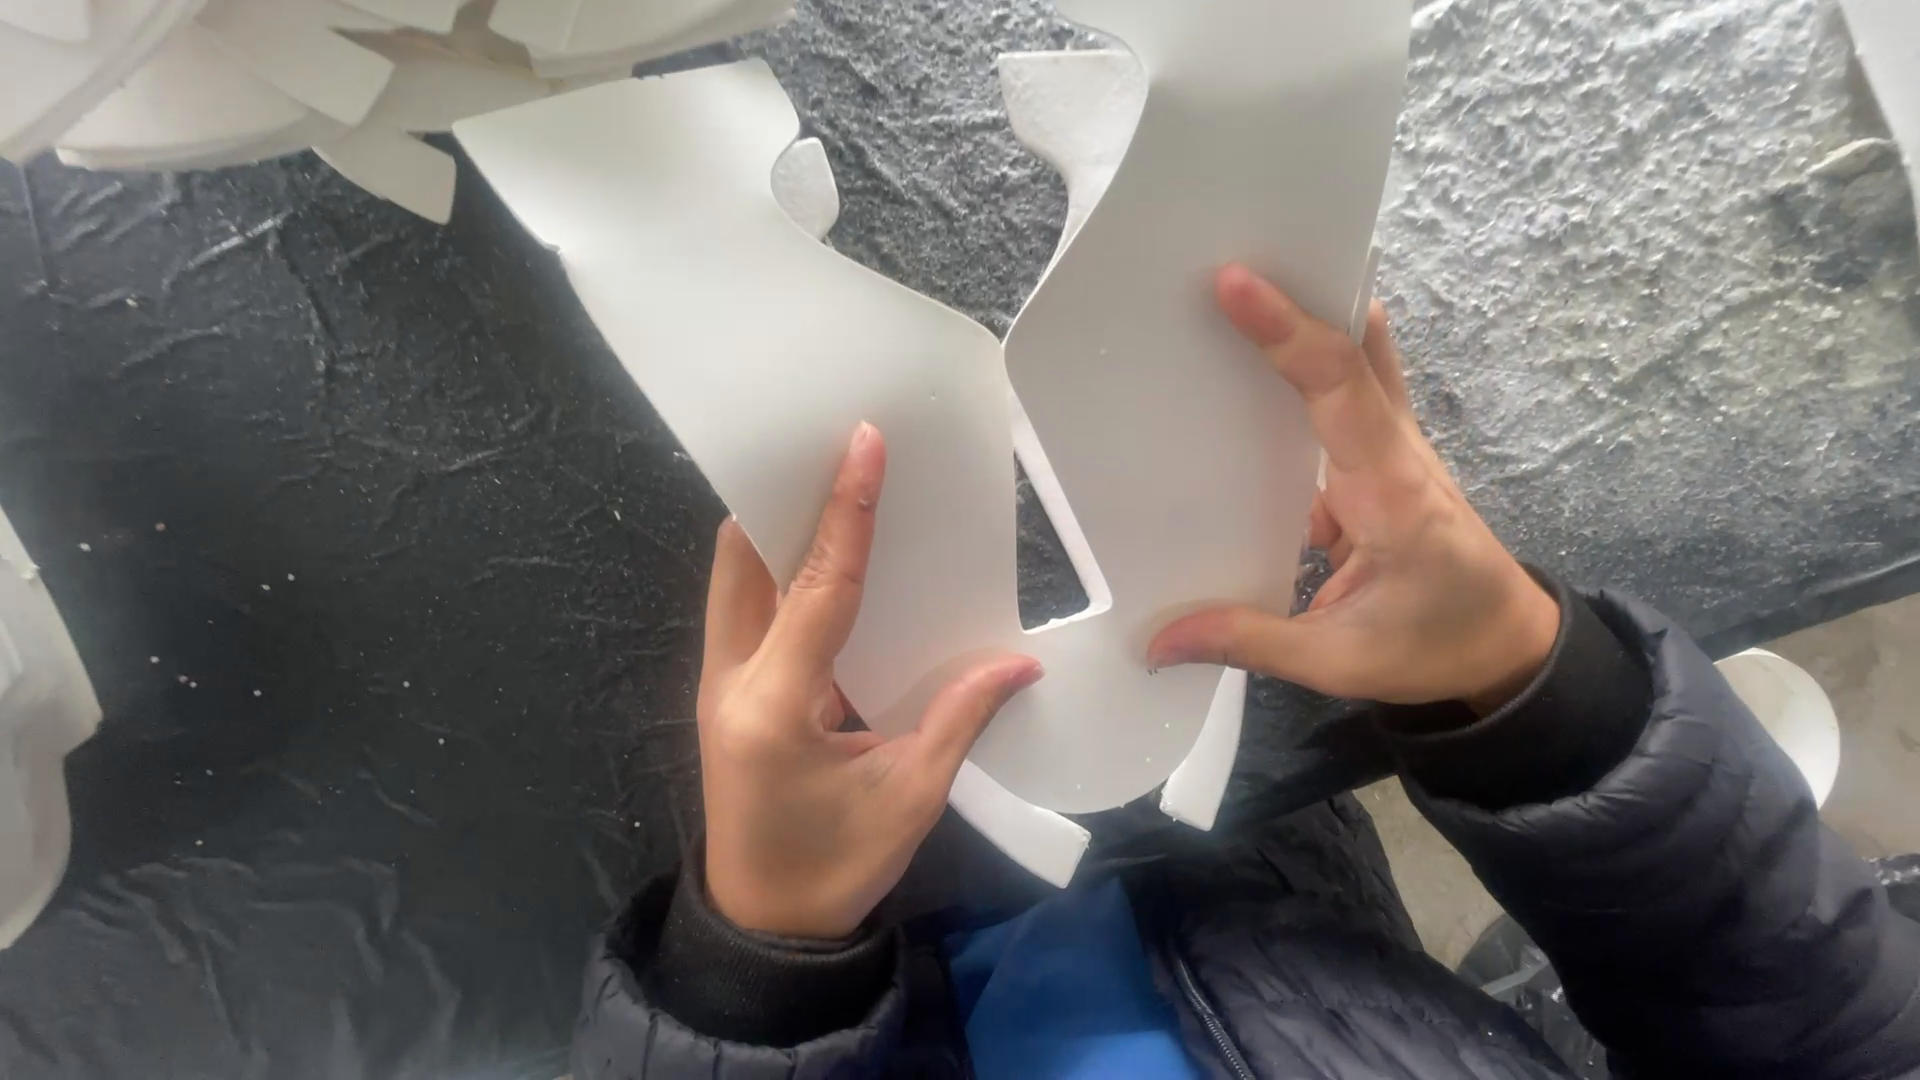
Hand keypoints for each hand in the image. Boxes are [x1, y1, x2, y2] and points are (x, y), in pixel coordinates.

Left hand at [698, 423, 1043, 938]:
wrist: (763, 927)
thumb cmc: (835, 867)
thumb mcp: (909, 797)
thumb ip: (959, 718)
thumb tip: (1021, 664)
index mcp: (776, 706)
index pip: (819, 586)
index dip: (845, 512)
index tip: (862, 445)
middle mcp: (731, 680)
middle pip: (742, 562)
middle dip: (780, 498)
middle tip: (824, 447)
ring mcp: (717, 684)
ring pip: (731, 578)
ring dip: (768, 526)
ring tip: (815, 479)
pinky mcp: (725, 691)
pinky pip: (741, 606)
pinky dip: (769, 565)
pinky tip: (807, 550)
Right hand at [1148, 265, 1559, 712]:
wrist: (1507, 650)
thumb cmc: (1435, 650)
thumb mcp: (1339, 662)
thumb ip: (1248, 642)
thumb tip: (1159, 642)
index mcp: (1392, 496)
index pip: (1340, 391)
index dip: (1288, 332)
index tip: (1235, 282)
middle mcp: (1397, 456)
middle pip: (1365, 347)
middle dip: (1312, 292)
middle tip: (1244, 252)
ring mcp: (1392, 455)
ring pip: (1363, 362)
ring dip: (1315, 318)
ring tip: (1241, 293)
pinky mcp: (1378, 466)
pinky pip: (1344, 399)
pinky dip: (1308, 368)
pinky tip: (1251, 379)